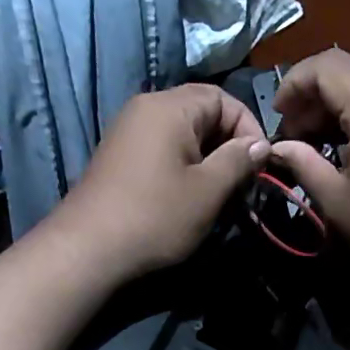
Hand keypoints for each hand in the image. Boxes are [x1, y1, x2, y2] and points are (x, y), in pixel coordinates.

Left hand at [46, 84, 269, 279]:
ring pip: (184, 135)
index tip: (260, 165)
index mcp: (169, 107)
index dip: (249, 128)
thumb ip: (239, 161)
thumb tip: (261, 145)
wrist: (88, 250)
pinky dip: (184, 168)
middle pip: (202, 114)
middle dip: (229, 145)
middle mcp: (146, 109)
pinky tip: (190, 198)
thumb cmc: (155, 216)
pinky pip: (163, 150)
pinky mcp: (120, 158)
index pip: (223, 98)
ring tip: (220, 195)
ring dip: (208, 160)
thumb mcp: (208, 190)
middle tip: (242, 183)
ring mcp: (129, 133)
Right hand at [272, 49, 349, 284]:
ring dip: (330, 110)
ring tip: (310, 146)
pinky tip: (339, 149)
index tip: (277, 116)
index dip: (294, 83)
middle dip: (309, 99)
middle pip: (345, 74)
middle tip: (290, 138)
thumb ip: (301, 162)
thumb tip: (277, 146)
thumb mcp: (335, 199)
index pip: (328, 66)